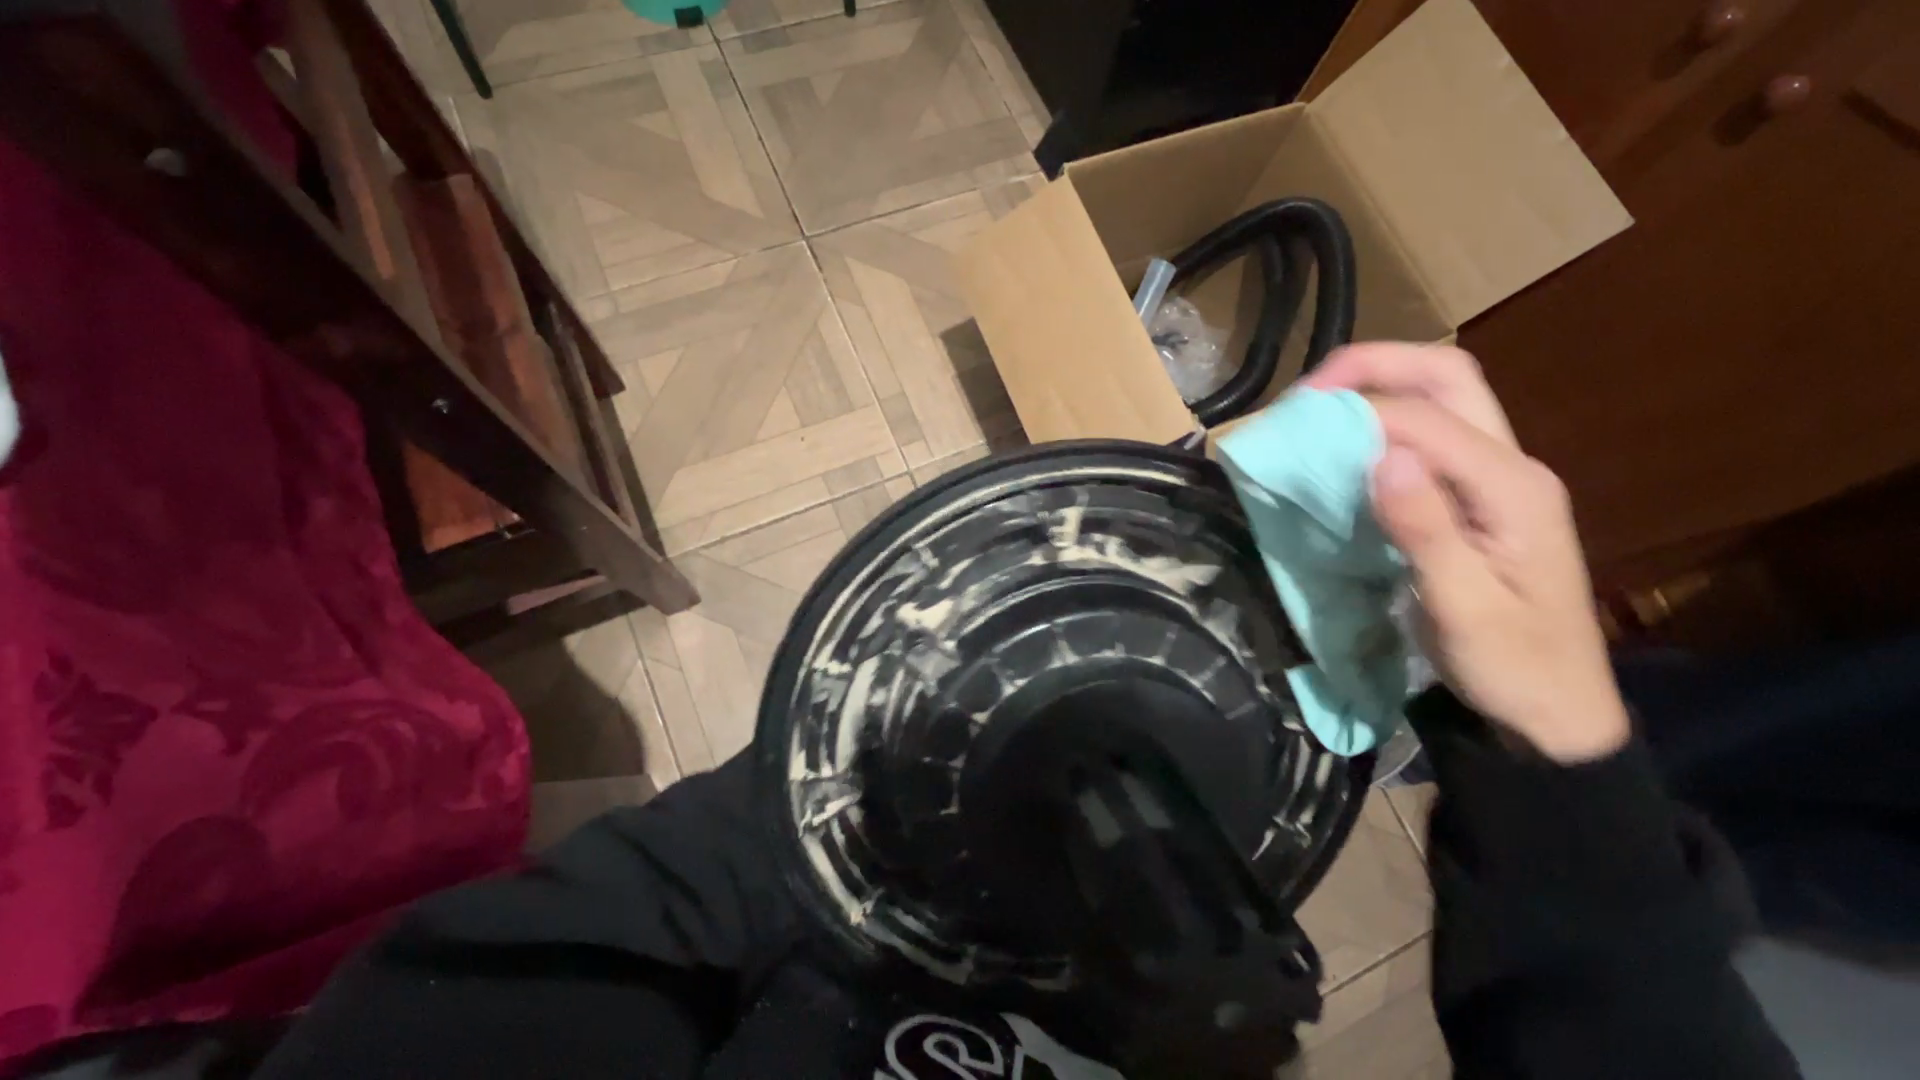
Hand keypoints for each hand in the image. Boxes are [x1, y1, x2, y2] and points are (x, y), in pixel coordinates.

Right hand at [1304, 344, 1629, 762]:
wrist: (1558, 710)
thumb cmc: (1511, 667)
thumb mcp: (1463, 609)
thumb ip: (1426, 528)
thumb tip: (1384, 455)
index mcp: (1513, 488)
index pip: (1429, 420)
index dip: (1360, 410)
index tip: (1294, 427)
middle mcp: (1514, 466)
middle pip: (1449, 377)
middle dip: (1376, 366)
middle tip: (1309, 393)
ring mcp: (1502, 478)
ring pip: (1446, 397)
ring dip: (1381, 388)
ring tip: (1319, 412)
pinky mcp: (1483, 497)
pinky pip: (1434, 436)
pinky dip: (1386, 423)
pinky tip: (1349, 449)